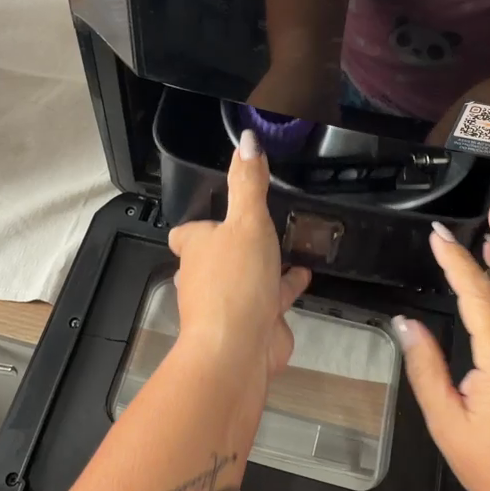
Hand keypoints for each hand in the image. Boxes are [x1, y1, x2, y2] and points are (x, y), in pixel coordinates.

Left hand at [167, 130, 309, 377]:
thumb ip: (249, 183)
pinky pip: (268, 300)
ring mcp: (228, 304)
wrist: (237, 350)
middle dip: (233, 246)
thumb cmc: (235, 280)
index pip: (187, 233)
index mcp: (196, 248)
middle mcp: (205, 276)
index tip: (216, 212)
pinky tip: (302, 277)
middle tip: (257, 228)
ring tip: (288, 249)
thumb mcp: (247, 221)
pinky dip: (281, 288)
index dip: (198, 225)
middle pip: (215, 257)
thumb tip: (247, 140)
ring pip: (244, 279)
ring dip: (261, 267)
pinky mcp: (252, 325)